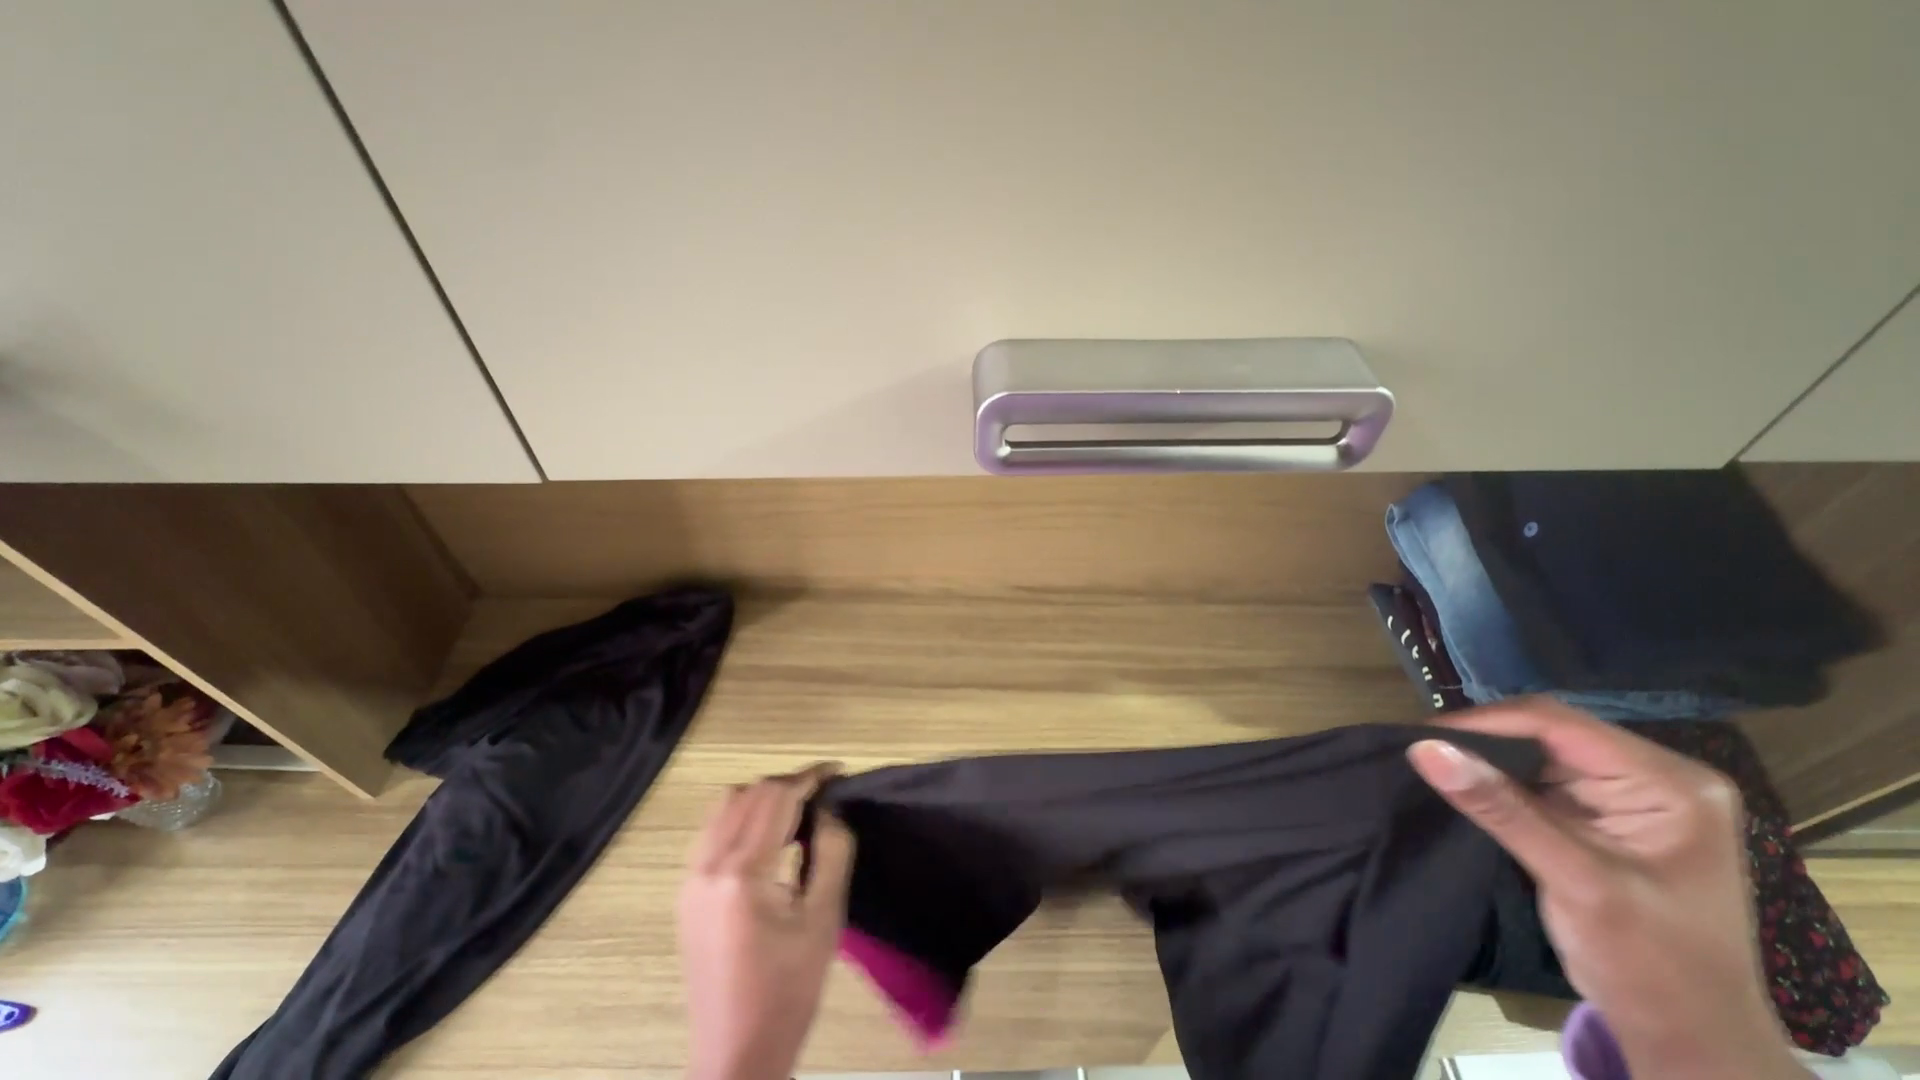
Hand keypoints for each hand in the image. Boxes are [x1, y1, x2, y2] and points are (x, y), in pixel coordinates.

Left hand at [679, 763, 855, 1079]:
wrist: (736, 1051)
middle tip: (824, 795)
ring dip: (761, 797)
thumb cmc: (788, 991)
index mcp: (741, 873)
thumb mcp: (824, 921)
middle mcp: (706, 865)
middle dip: (786, 783)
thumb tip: (832, 808)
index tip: (839, 771)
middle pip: (746, 794)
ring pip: (723, 807)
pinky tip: (768, 839)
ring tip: (798, 811)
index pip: (775, 798)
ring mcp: (689, 879)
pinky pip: (711, 832)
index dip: (809, 777)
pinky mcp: (686, 893)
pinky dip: (741, 819)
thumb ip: (831, 854)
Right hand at [1408, 701, 1805, 1079]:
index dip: (1486, 723)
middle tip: (1420, 754)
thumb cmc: (1650, 966)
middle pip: (1551, 735)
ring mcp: (1634, 800)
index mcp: (1670, 782)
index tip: (1419, 737)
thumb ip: (1501, 809)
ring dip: (1491, 765)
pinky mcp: (1610, 821)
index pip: (1560, 725)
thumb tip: (1424, 749)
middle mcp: (1657, 778)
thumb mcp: (1574, 881)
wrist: (1693, 1042)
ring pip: (1542, 758)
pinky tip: (1467, 792)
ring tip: (1434, 767)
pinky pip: (1546, 786)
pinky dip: (1505, 790)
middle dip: (1485, 743)